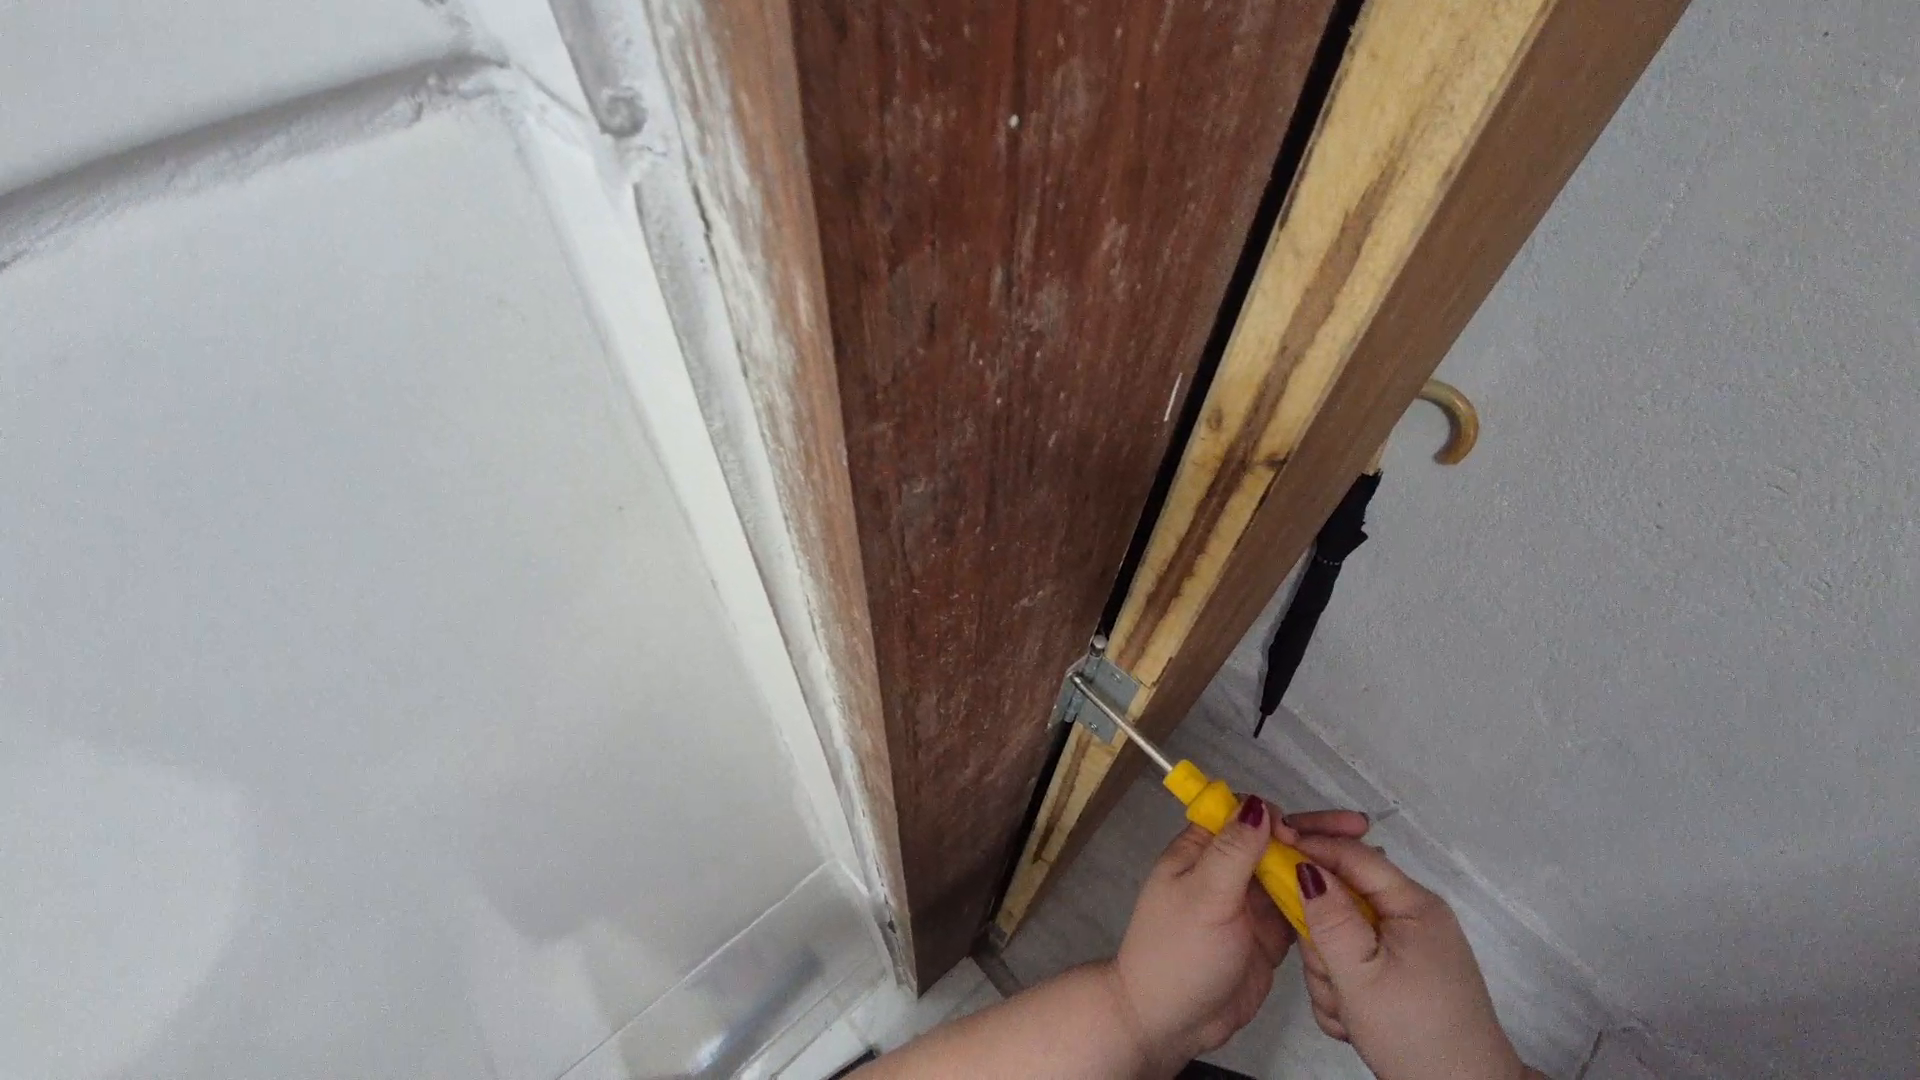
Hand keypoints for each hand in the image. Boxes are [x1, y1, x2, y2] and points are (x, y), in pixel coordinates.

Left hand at [1108, 798, 1369, 1072]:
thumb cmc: (1177, 953)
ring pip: (1291, 873)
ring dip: (1324, 865)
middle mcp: (1227, 871)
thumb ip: (1233, 851)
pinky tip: (1358, 896)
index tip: (1305, 829)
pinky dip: (1325, 903)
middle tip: (1358, 829)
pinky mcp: (1269, 935)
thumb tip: (1257, 804)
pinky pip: (1301, 910)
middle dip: (1313, 834)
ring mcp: (1250, 903)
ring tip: (1370, 858)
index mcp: (1201, 851)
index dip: (1274, 815)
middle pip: (1274, 841)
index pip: (1241, 815)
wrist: (1172, 1022)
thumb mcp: (1204, 896)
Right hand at [1293, 836, 1540, 1079]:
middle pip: (1340, 896)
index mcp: (1412, 905)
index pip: (1351, 852)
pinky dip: (1342, 986)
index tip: (1267, 840)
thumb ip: (1328, 916)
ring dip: (1329, 969)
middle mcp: (1410, 917)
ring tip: (1344, 1008)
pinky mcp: (1399, 972)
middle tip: (1325, 972)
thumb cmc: (1413, 1033)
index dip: (1308, 841)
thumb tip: (1304, 865)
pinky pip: (1352, 959)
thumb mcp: (1360, 975)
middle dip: (1321, 934)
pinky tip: (1351, 1016)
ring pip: (1340, 932)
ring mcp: (1405, 946)